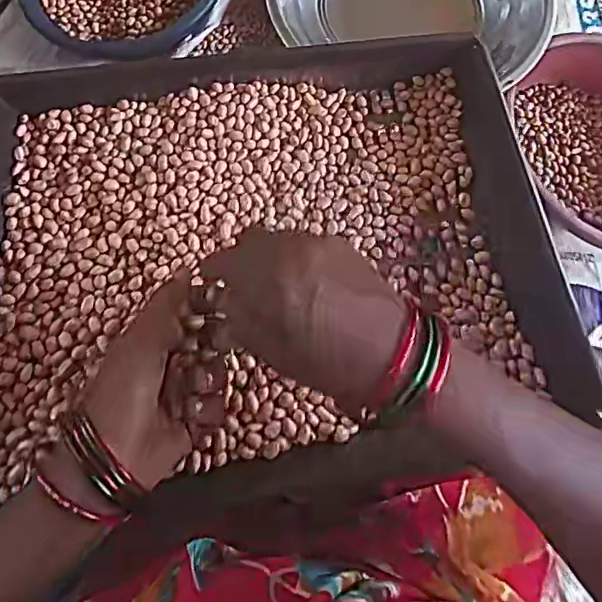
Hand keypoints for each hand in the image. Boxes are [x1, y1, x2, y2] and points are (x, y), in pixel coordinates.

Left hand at [71, 274, 224, 493]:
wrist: (113, 458)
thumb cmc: (121, 390)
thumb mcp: (142, 339)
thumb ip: (167, 304)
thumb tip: (187, 269)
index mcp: (155, 335)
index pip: (190, 310)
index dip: (206, 306)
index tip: (219, 303)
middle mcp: (172, 359)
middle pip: (210, 339)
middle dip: (213, 344)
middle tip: (205, 349)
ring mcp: (184, 390)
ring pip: (218, 372)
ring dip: (207, 381)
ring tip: (188, 394)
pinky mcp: (195, 422)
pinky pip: (218, 406)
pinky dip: (207, 411)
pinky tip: (190, 416)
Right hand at [201, 229, 409, 412]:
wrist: (391, 352)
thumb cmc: (327, 362)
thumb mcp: (272, 350)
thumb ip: (241, 320)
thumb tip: (225, 304)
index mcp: (268, 278)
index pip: (223, 261)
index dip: (212, 273)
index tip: (210, 283)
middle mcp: (289, 250)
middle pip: (248, 242)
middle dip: (240, 261)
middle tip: (242, 285)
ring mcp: (315, 242)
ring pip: (277, 240)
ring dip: (269, 258)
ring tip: (279, 287)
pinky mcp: (336, 242)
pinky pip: (303, 244)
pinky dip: (296, 259)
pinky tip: (306, 283)